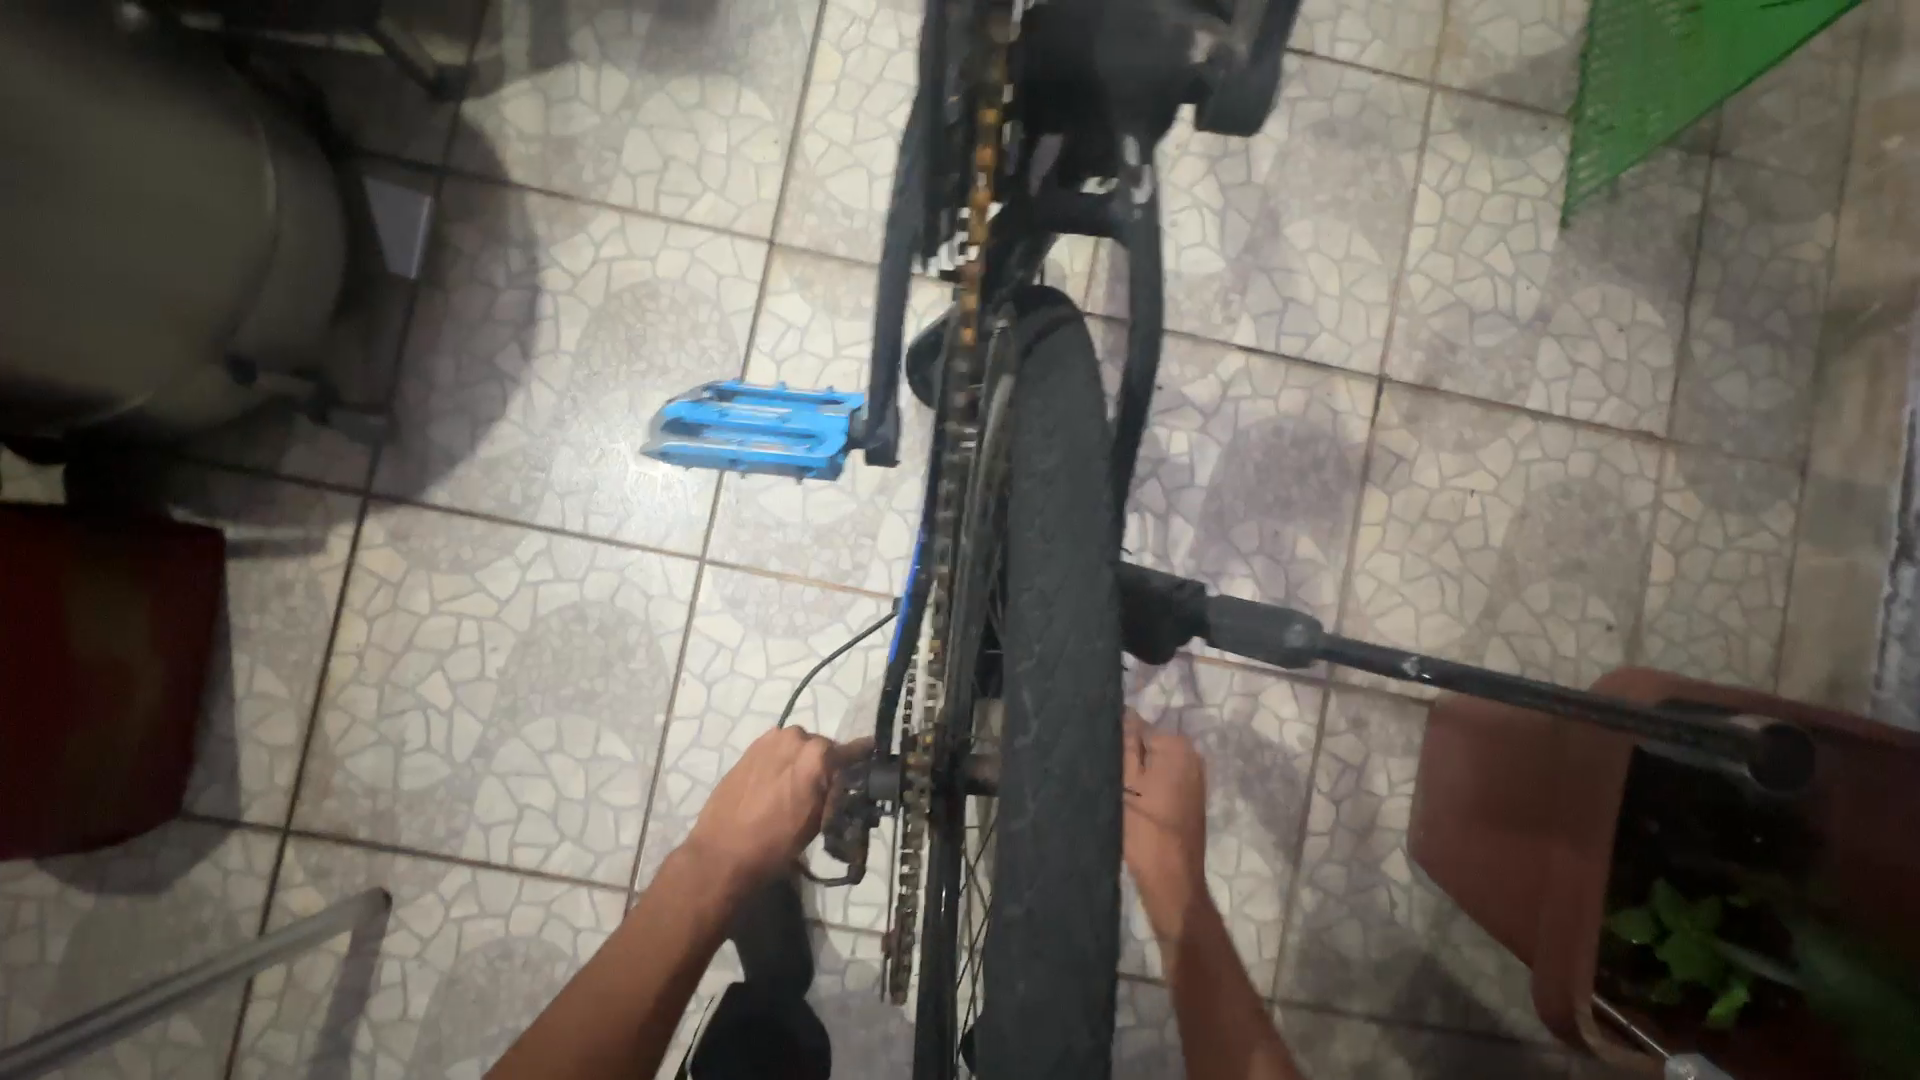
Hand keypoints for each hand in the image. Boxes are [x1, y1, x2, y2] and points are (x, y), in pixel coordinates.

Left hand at [684, 726, 868, 891]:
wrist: (723, 851)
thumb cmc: (776, 842)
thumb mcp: (819, 821)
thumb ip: (837, 792)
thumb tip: (850, 780)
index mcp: (818, 755)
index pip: (854, 751)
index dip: (862, 759)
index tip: (869, 766)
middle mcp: (797, 737)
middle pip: (823, 747)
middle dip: (826, 764)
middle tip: (824, 789)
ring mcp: (771, 738)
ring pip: (799, 746)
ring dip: (802, 761)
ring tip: (796, 787)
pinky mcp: (752, 746)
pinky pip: (778, 748)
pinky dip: (783, 760)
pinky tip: (776, 783)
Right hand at [1123, 710, 1209, 940]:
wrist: (1171, 880)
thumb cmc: (1143, 829)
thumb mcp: (1125, 781)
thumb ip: (1125, 742)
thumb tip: (1124, 710)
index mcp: (1177, 746)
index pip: (1137, 726)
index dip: (1116, 743)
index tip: (1102, 762)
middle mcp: (1192, 755)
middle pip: (1148, 744)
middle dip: (1128, 758)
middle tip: (1109, 780)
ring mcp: (1195, 778)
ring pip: (1155, 764)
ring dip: (1137, 774)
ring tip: (1118, 793)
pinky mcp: (1192, 798)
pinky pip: (1164, 780)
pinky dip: (1149, 787)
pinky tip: (1134, 804)